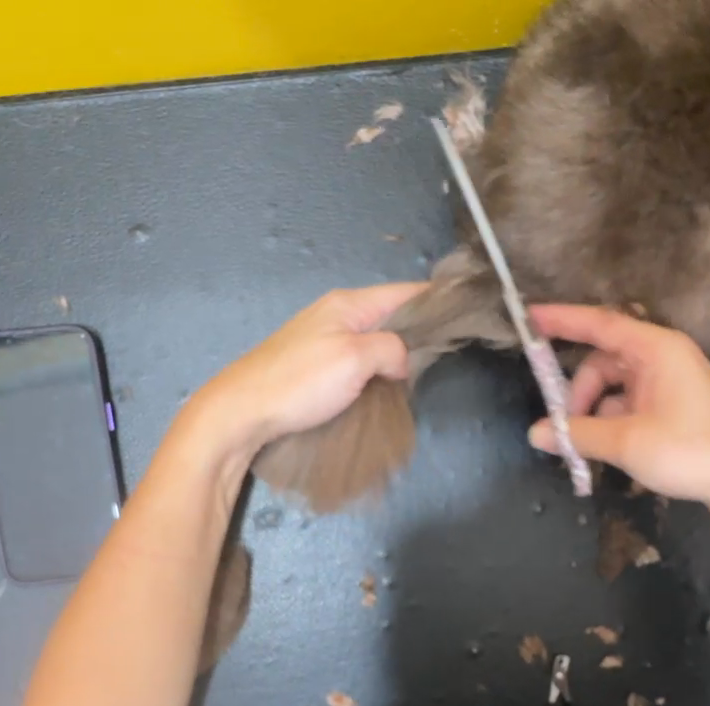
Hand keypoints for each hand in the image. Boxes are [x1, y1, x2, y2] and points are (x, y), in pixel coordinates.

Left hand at [185, 283, 425, 457]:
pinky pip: (359, 359)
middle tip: (446, 355)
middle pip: (392, 316)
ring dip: (397, 355)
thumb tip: (402, 360)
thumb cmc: (300, 381)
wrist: (243, 410)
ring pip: (376, 340)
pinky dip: (377, 369)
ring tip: (419, 375)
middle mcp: (338, 314)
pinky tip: (385, 387)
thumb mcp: (355, 358)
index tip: (466, 315)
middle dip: (419, 332)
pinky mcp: (316, 365)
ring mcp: (325, 339)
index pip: (405, 291)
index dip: (437, 300)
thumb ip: (390, 349)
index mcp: (349, 303)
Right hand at [526, 305, 709, 536]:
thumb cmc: (690, 450)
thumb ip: (577, 434)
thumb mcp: (626, 442)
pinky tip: (606, 449)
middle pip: (602, 361)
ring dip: (592, 412)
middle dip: (578, 393)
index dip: (563, 320)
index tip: (529, 316)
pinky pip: (627, 404)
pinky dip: (609, 422)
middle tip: (564, 430)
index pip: (600, 324)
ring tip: (585, 446)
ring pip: (612, 386)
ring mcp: (668, 382)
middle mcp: (662, 357)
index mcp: (656, 349)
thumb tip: (535, 433)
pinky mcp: (671, 406)